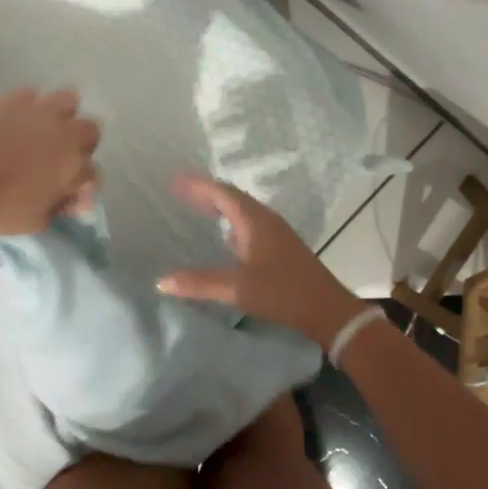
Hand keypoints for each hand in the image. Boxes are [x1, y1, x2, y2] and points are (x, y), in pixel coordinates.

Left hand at [0, 88, 101, 235]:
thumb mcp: (36, 221)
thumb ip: (60, 206)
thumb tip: (71, 197)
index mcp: (73, 166)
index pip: (93, 173)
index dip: (83, 187)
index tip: (68, 196)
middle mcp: (64, 134)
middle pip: (91, 130)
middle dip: (81, 145)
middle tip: (61, 160)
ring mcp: (38, 113)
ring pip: (69, 100)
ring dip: (64, 115)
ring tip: (46, 131)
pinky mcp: (11, 101)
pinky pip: (31, 94)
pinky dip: (30, 105)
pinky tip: (19, 120)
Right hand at [157, 174, 365, 347]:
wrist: (326, 309)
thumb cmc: (282, 293)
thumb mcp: (237, 288)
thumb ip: (199, 282)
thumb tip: (161, 281)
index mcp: (255, 221)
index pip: (222, 193)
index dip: (197, 185)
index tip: (174, 179)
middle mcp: (266, 220)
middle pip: (233, 197)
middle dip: (206, 192)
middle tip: (179, 191)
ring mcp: (276, 232)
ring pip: (243, 210)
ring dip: (219, 206)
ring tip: (197, 207)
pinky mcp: (281, 246)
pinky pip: (250, 222)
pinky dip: (231, 221)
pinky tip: (224, 235)